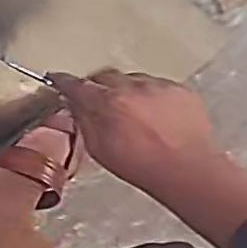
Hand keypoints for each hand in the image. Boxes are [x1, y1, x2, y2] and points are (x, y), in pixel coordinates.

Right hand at [48, 71, 222, 189]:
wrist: (187, 171)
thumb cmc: (143, 165)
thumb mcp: (98, 148)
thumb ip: (84, 121)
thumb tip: (75, 105)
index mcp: (107, 102)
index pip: (76, 84)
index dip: (64, 82)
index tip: (59, 80)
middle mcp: (132, 88)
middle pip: (104, 76)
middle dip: (98, 86)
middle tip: (99, 102)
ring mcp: (158, 87)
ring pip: (131, 79)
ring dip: (125, 90)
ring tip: (131, 112)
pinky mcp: (180, 91)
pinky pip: (157, 84)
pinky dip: (150, 94)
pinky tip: (152, 114)